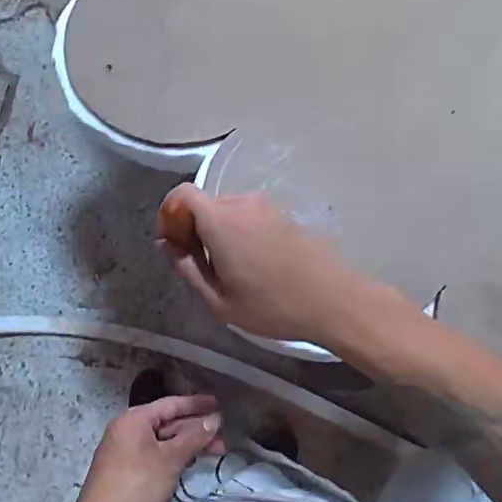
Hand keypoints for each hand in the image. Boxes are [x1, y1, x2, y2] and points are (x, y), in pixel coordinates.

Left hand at [72, 394, 223, 501]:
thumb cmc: (136, 486)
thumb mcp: (170, 459)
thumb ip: (194, 436)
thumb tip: (216, 418)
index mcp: (134, 419)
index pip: (171, 404)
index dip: (197, 403)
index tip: (220, 403)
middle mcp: (128, 430)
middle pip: (168, 423)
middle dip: (197, 428)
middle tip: (224, 435)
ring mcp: (125, 451)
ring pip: (164, 441)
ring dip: (189, 444)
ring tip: (216, 450)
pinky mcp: (127, 471)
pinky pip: (156, 455)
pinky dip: (175, 456)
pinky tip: (191, 462)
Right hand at [156, 184, 410, 345]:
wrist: (333, 300)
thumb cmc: (273, 307)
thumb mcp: (219, 301)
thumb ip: (187, 269)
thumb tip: (168, 245)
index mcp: (222, 221)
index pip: (181, 195)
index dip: (168, 215)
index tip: (172, 243)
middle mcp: (244, 204)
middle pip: (204, 204)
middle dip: (193, 227)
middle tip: (200, 265)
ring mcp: (268, 207)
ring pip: (227, 210)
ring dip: (218, 231)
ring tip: (229, 269)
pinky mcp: (285, 214)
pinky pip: (249, 216)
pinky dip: (240, 232)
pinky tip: (253, 264)